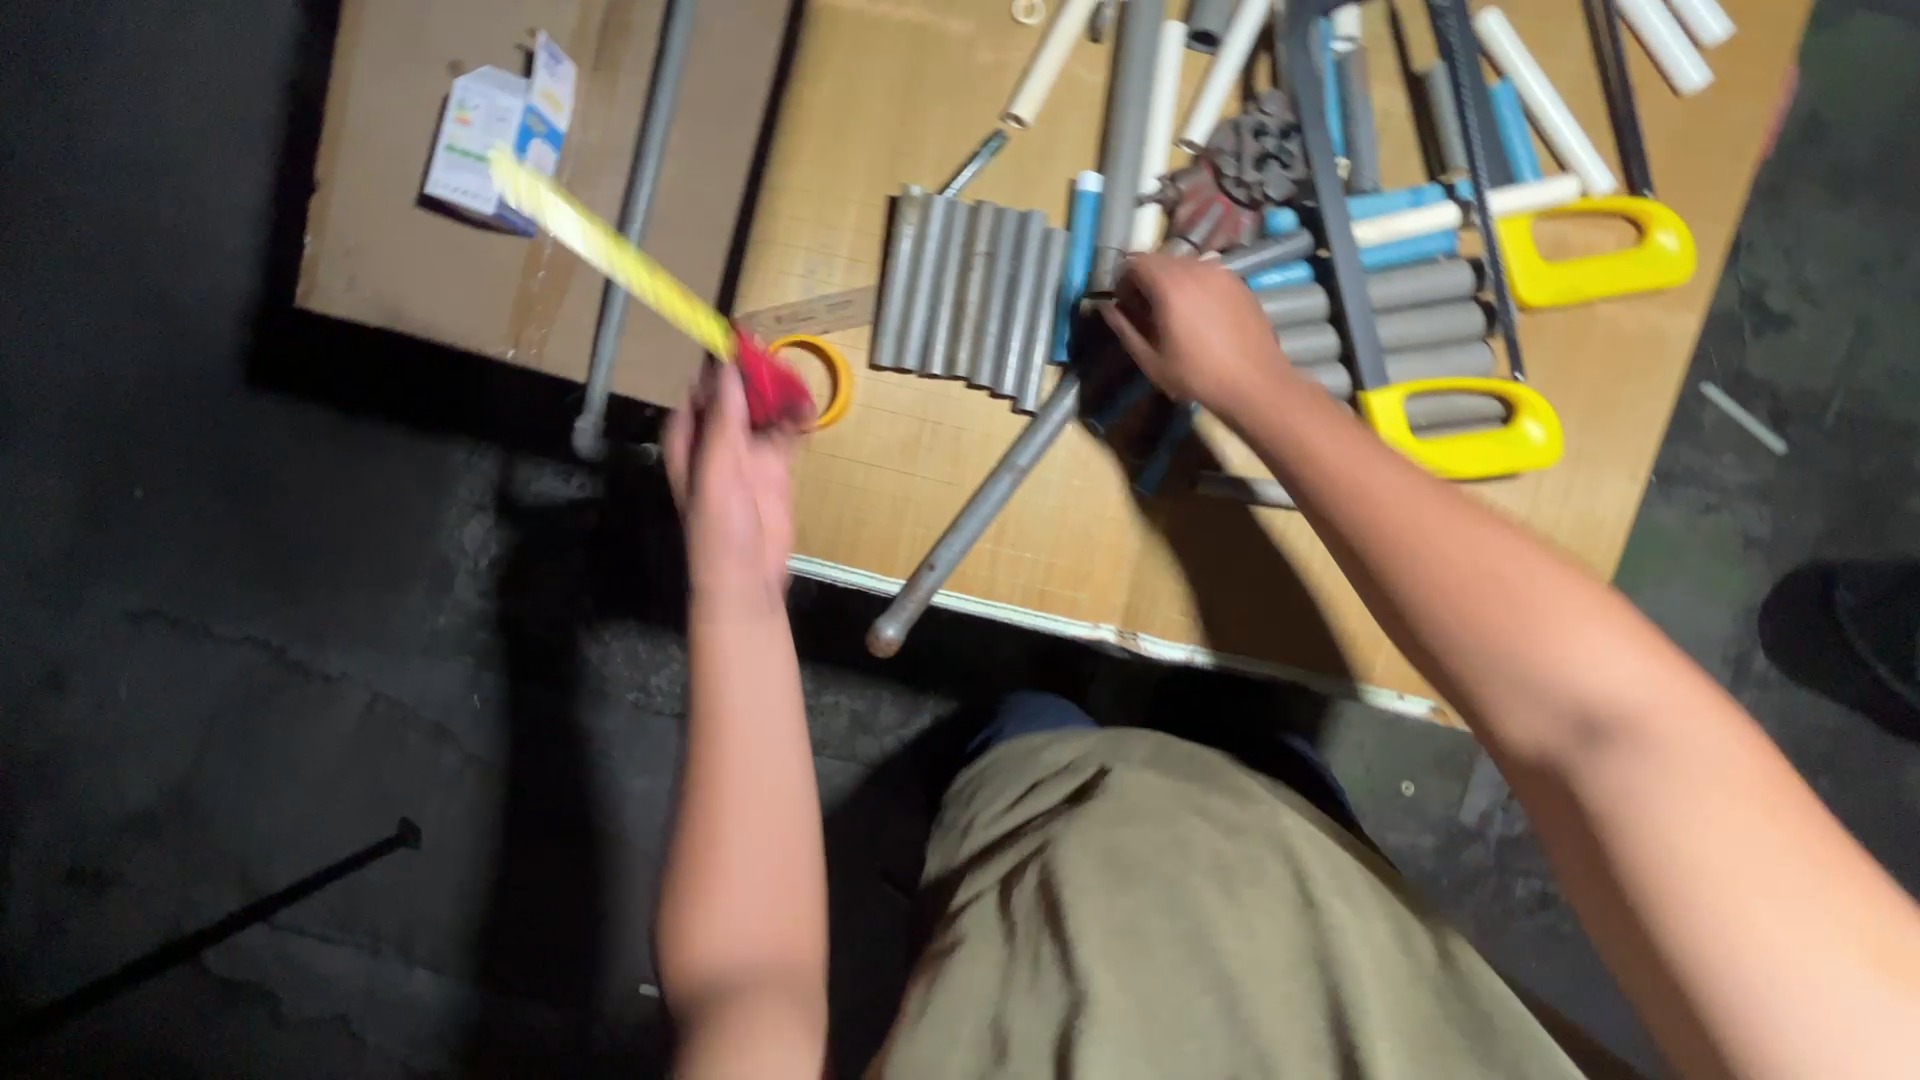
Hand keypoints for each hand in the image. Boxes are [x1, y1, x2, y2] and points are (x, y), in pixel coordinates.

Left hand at [663, 363, 799, 614]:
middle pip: (736, 397)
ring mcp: (747, 455)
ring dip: (779, 397)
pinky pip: (785, 435)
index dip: (718, 369)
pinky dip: (797, 421)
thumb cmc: (719, 529)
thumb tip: (729, 371)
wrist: (748, 576)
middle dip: (755, 377)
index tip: (741, 343)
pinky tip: (809, 413)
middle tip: (778, 358)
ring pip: (763, 412)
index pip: (700, 392)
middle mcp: (716, 443)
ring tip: (799, 381)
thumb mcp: (717, 471)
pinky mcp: (774, 469)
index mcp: (689, 441)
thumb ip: (724, 422)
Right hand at [1098, 254, 1291, 417]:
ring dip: (1170, 282)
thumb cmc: (1196, 376)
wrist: (1254, 383)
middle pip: (1160, 260)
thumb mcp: (1150, 360)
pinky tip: (1199, 316)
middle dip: (1146, 280)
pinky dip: (1194, 286)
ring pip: (1184, 265)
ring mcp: (1222, 273)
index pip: (1135, 261)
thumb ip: (1124, 328)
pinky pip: (1207, 274)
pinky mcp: (1239, 283)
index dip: (1123, 280)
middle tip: (1145, 311)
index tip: (1123, 304)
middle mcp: (1196, 269)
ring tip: (1173, 314)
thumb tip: (1106, 308)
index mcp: (1170, 285)